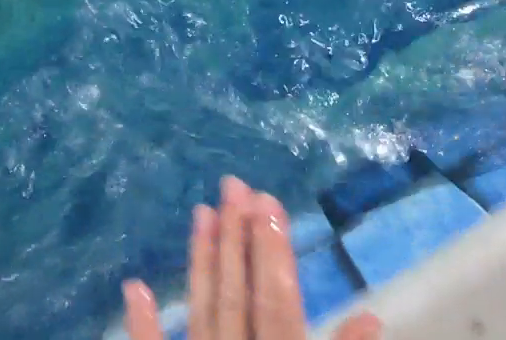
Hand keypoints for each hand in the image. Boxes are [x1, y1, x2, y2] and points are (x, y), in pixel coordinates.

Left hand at [123, 176, 381, 339]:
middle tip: (236, 184)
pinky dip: (142, 322)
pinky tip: (133, 285)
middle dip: (239, 238)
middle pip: (237, 295)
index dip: (273, 251)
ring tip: (203, 209)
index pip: (277, 301)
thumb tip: (372, 313)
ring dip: (202, 259)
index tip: (269, 201)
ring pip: (202, 309)